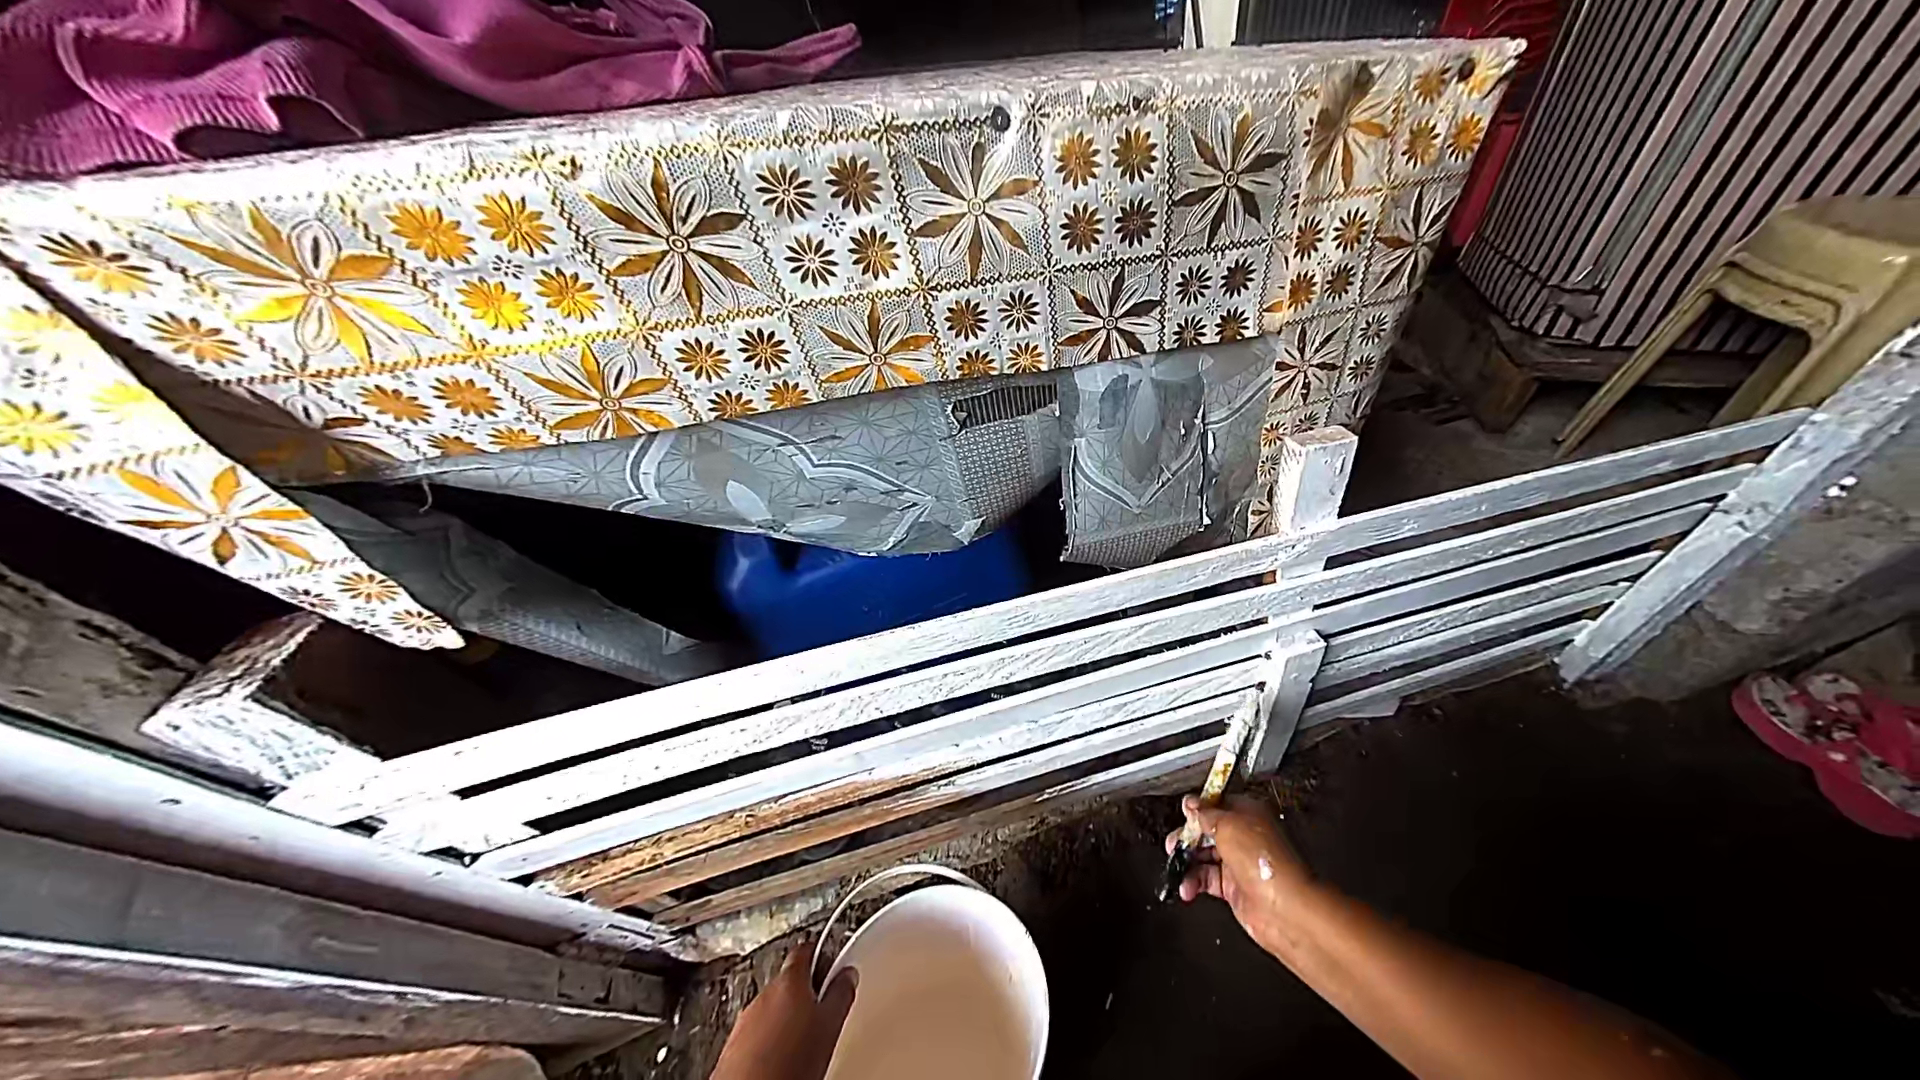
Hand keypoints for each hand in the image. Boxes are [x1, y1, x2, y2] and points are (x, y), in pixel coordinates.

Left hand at [710, 941, 857, 1079]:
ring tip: (805, 1039)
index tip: (834, 966)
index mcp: (790, 979)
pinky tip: (783, 1056)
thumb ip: (840, 993)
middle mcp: (765, 993)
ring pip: (774, 1006)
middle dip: (807, 992)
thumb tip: (847, 977)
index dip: (822, 956)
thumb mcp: (829, 1025)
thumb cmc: (789, 1063)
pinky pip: (758, 1030)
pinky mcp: (735, 1044)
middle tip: (824, 1009)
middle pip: (790, 980)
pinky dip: (771, 1036)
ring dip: (789, 1015)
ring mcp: (747, 1018)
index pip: (806, 951)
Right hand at [1165, 794, 1313, 953]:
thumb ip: (1205, 813)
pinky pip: (1206, 879)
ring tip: (1177, 867)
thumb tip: (1192, 804)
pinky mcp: (1234, 887)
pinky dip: (1193, 882)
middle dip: (1187, 837)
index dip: (1197, 809)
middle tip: (1175, 844)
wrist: (1286, 908)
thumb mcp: (1227, 825)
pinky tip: (1187, 887)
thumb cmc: (1267, 862)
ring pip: (1203, 856)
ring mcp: (1239, 862)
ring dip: (1187, 861)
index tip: (1183, 814)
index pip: (1215, 804)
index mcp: (1248, 813)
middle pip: (1205, 831)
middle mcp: (1244, 836)